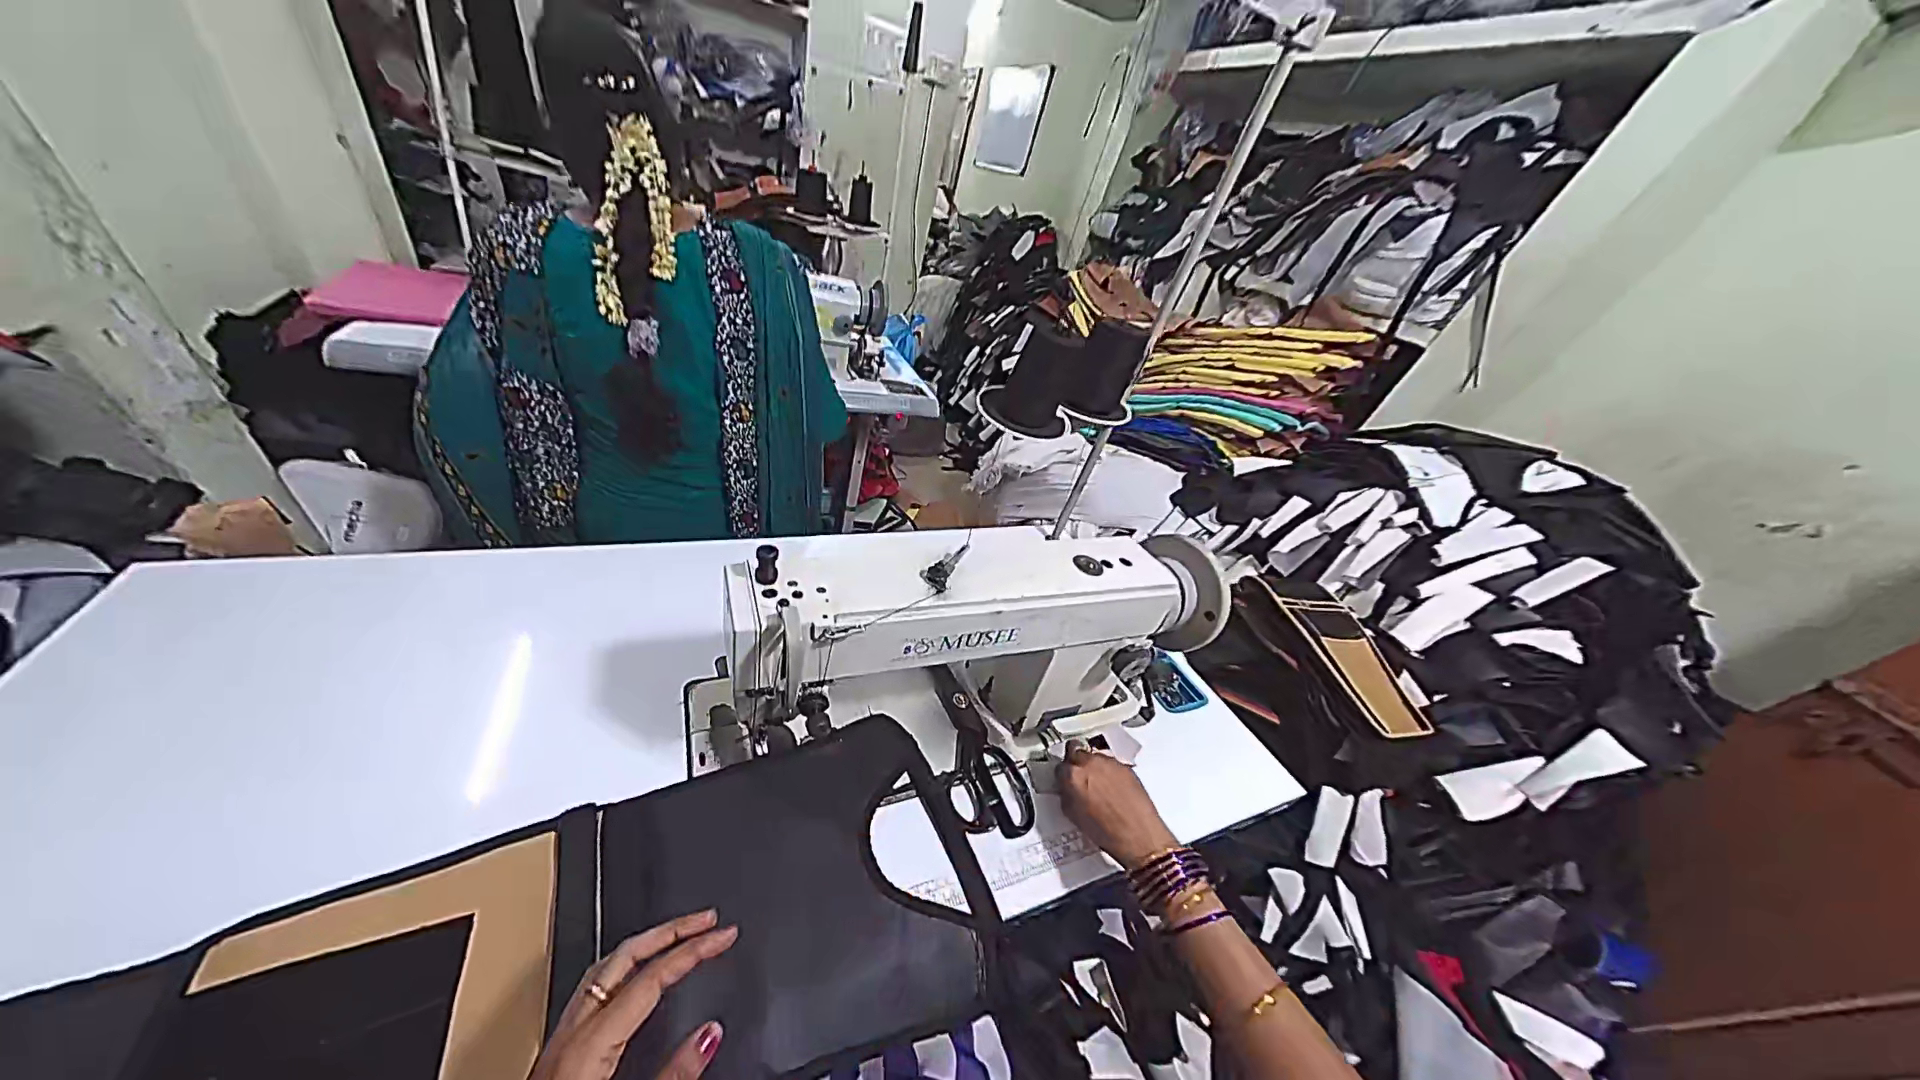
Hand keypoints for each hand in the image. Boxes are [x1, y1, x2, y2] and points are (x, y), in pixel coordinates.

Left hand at [530, 910, 739, 1079]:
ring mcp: (558, 1043)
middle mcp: (570, 1035)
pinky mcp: (555, 1057)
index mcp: (588, 1045)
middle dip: (671, 929)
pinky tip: (636, 978)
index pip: (654, 975)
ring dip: (646, 943)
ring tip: (678, 935)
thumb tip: (710, 1033)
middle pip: (625, 956)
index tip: (725, 935)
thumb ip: (673, 1076)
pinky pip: (593, 987)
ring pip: (605, 967)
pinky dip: (624, 967)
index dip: (695, 948)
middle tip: (708, 919)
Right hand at [1058, 744, 1177, 869]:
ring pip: (1094, 756)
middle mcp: (1090, 763)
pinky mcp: (1125, 766)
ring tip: (1099, 786)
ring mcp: (1109, 763)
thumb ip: (1066, 794)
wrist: (1138, 837)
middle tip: (1081, 779)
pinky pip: (1111, 763)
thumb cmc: (1109, 832)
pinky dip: (1109, 772)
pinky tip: (1113, 788)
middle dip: (1076, 764)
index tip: (1066, 781)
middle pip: (1076, 752)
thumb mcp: (1074, 815)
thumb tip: (1067, 788)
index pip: (1060, 766)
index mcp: (1073, 775)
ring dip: (1093, 767)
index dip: (1063, 775)